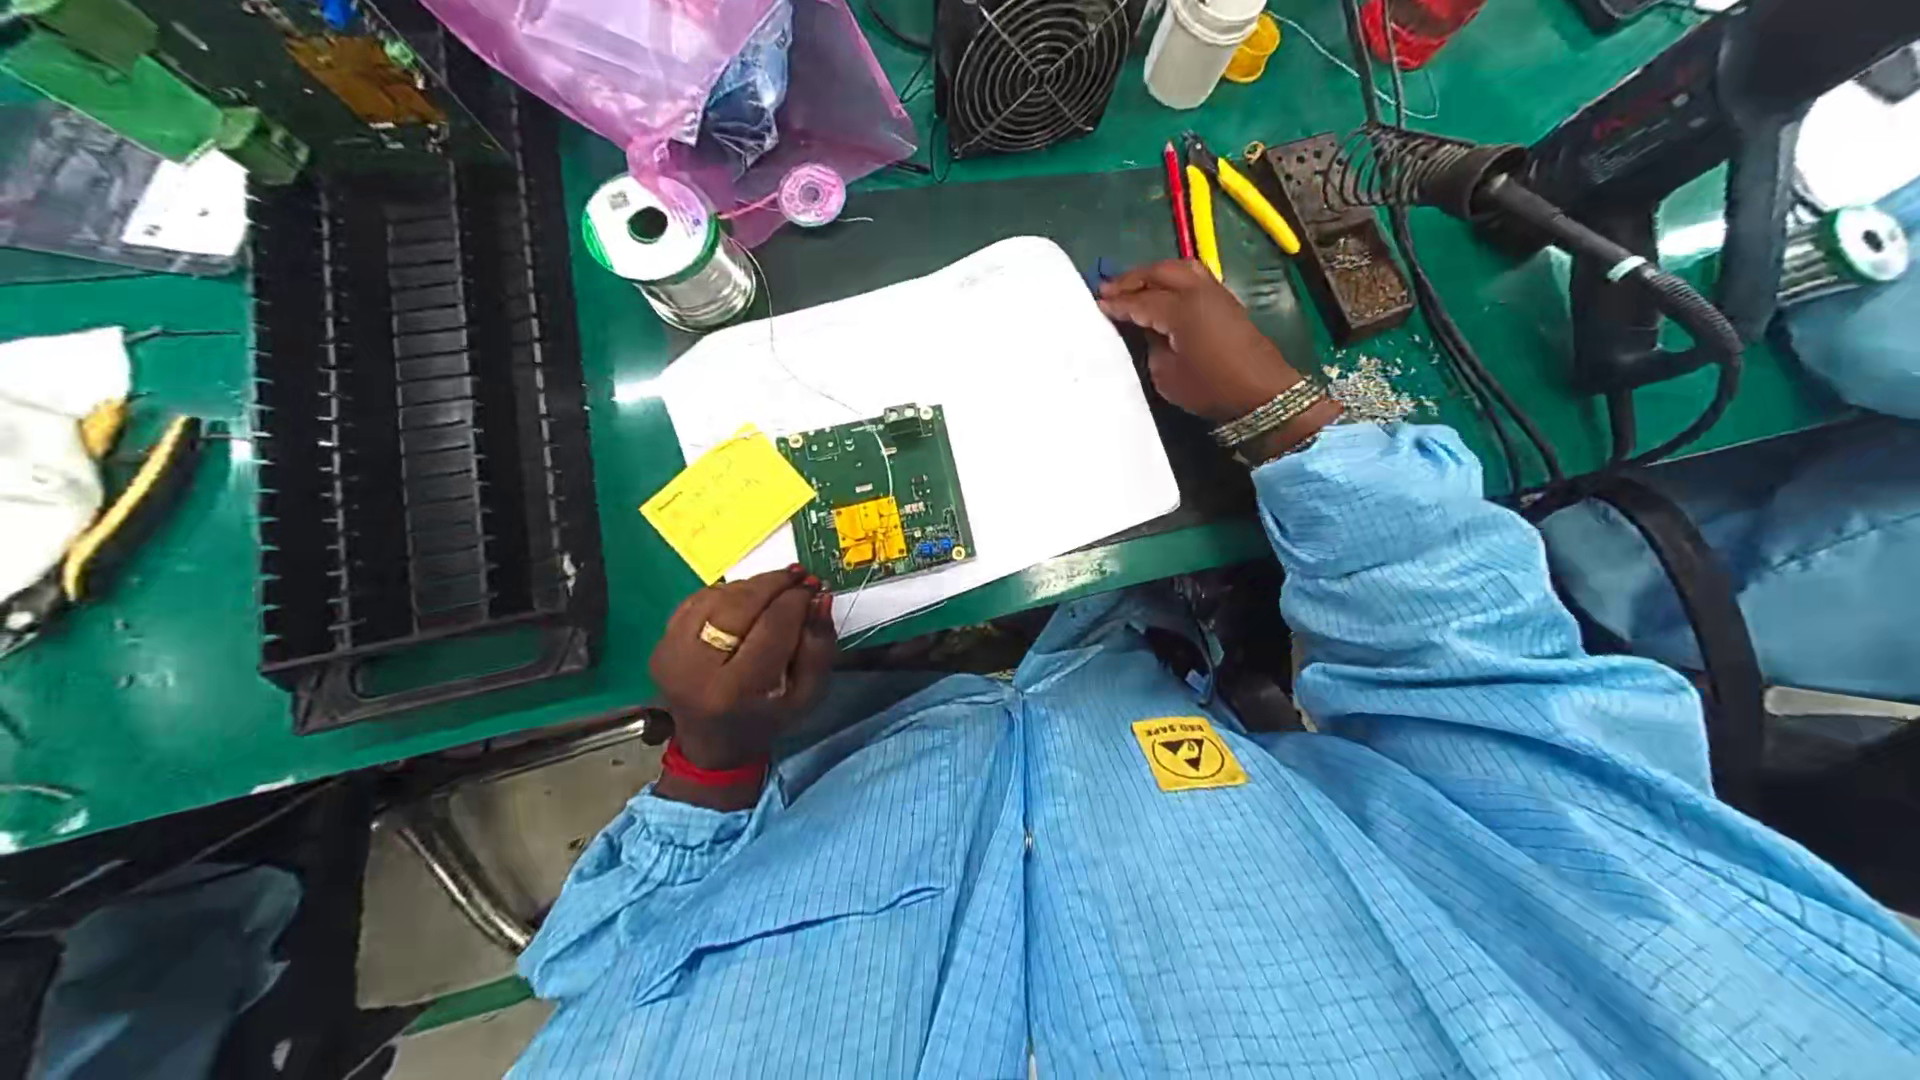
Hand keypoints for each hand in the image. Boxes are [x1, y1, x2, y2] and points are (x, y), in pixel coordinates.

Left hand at [649, 566, 835, 772]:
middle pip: (739, 605)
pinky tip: (745, 598)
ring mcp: (670, 654)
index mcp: (735, 691)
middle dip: (774, 584)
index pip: (772, 627)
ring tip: (776, 586)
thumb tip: (820, 599)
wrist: (713, 743)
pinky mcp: (660, 644)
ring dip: (751, 585)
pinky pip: (697, 600)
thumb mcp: (807, 694)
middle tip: (799, 575)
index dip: (797, 600)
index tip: (815, 588)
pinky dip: (725, 592)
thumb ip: (819, 647)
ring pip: (716, 597)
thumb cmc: (768, 719)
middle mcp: (695, 670)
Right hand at [1097, 259, 1303, 422]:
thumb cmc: (1210, 388)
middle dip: (1131, 279)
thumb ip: (1151, 346)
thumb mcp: (1167, 376)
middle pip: (1159, 272)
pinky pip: (1192, 276)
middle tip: (1108, 288)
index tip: (1097, 305)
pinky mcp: (1224, 299)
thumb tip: (1146, 331)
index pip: (1141, 300)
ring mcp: (1214, 292)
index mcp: (1181, 310)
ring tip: (1133, 284)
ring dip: (1153, 272)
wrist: (1261, 392)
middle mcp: (1198, 292)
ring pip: (1179, 268)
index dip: (1118, 304)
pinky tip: (1159, 290)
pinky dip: (1171, 277)